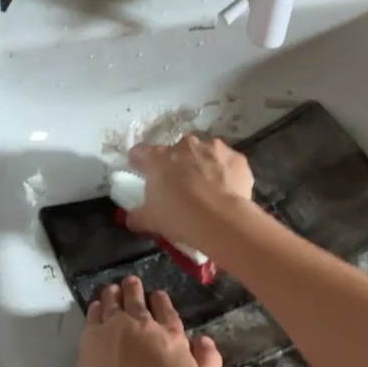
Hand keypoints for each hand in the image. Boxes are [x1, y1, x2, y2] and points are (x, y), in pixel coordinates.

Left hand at [72, 277, 221, 366]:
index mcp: (171, 337)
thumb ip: (209, 363)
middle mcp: (143, 326)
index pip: (168, 314)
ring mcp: (115, 328)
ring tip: (112, 288)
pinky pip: (94, 315)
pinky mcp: (91, 337)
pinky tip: (96, 306)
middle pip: (139, 302)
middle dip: (136, 290)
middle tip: (132, 281)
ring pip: (114, 303)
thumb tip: (205, 339)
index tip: (158, 294)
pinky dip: (96, 308)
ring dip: (114, 294)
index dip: (162, 303)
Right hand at [126, 135, 256, 253]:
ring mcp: (213, 148)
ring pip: (203, 152)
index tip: (141, 171)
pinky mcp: (236, 158)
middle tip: (178, 185)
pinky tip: (226, 190)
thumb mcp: (150, 220)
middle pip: (175, 151)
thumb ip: (137, 215)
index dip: (139, 161)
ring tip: (206, 188)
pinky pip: (227, 163)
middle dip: (175, 164)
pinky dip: (225, 172)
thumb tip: (131, 217)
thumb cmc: (179, 217)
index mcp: (159, 158)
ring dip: (201, 164)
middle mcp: (185, 146)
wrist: (223, 221)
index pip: (140, 152)